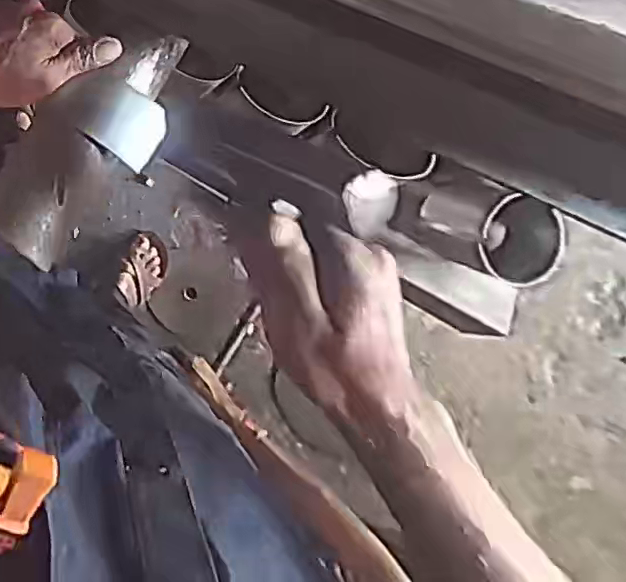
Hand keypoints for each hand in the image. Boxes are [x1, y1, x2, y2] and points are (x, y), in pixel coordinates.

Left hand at [0, 0, 122, 108]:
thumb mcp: (47, 80)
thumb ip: (81, 60)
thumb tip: (112, 46)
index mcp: (52, 26)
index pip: (74, 41)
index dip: (64, 62)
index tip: (51, 75)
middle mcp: (32, 8)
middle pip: (49, 31)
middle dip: (41, 50)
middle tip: (25, 74)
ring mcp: (7, 4)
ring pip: (26, 25)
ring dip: (21, 41)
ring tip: (5, 65)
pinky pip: (4, 20)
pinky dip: (1, 34)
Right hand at [236, 202, 420, 432]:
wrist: (378, 411)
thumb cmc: (337, 373)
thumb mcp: (296, 317)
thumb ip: (283, 263)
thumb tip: (269, 217)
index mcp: (350, 253)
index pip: (291, 213)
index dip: (261, 232)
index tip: (246, 254)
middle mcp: (368, 252)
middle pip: (301, 227)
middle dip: (274, 250)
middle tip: (260, 285)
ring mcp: (372, 267)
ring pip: (311, 244)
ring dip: (287, 265)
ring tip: (279, 301)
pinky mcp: (369, 282)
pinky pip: (323, 262)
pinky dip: (304, 278)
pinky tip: (299, 307)